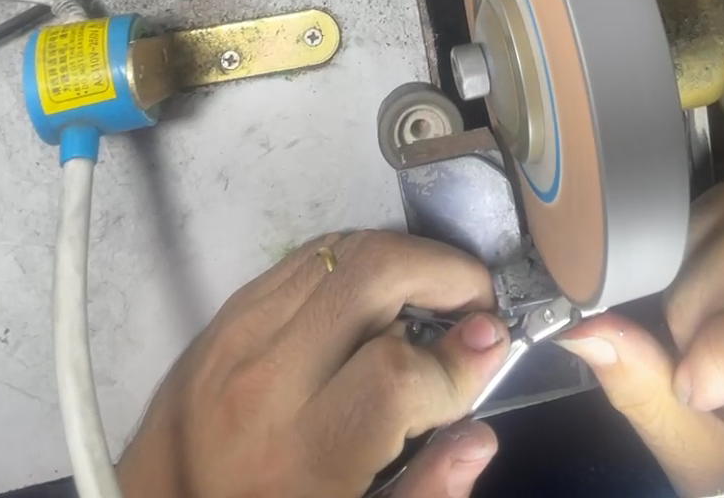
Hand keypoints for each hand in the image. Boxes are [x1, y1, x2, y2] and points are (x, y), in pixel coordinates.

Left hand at [117, 230, 510, 497]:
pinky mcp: (231, 307)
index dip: (459, 358)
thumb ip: (424, 493)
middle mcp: (265, 377)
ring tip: (435, 290)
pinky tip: (382, 288)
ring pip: (343, 250)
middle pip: (371, 275)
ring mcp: (241, 328)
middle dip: (443, 271)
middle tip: (475, 299)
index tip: (493, 349)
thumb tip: (481, 430)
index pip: (398, 370)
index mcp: (299, 456)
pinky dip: (361, 257)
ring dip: (406, 256)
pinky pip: (311, 255)